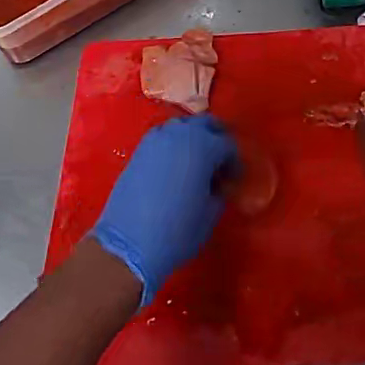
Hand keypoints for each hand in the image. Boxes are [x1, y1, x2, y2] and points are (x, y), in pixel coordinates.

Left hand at [90, 114, 235, 306]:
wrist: (130, 242)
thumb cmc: (178, 230)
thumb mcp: (210, 214)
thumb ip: (219, 191)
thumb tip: (217, 184)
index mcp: (204, 146)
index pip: (228, 144)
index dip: (234, 161)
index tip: (233, 179)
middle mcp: (181, 133)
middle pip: (206, 123)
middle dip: (216, 138)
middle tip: (219, 161)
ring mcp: (158, 137)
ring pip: (183, 125)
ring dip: (193, 137)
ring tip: (196, 162)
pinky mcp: (141, 147)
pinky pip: (164, 135)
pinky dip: (173, 142)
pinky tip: (174, 164)